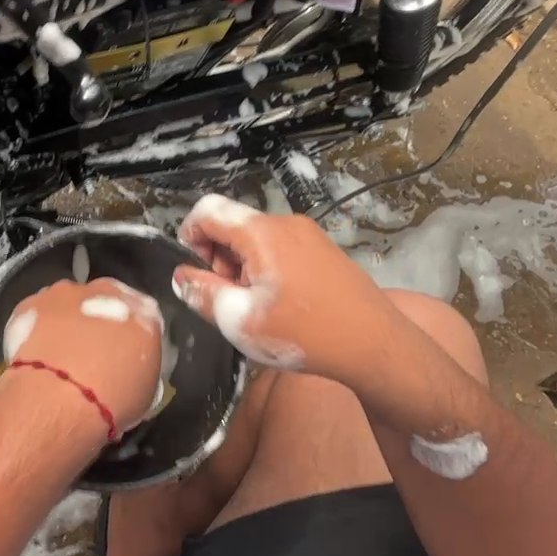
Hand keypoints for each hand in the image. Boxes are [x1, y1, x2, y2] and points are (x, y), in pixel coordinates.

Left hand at [0, 277, 164, 435]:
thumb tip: (128, 366)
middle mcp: (106, 292)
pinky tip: (33, 354)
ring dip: (65, 322)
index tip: (120, 355)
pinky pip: (37, 313)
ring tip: (56, 356)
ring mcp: (65, 293)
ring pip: (68, 303)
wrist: (58, 398)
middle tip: (87, 354)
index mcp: (143, 312)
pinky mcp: (30, 303)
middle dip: (96, 323)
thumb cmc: (112, 400)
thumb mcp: (144, 391)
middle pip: (104, 301)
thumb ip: (139, 366)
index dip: (128, 336)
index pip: (142, 317)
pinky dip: (35, 329)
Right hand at [170, 194, 402, 390]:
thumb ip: (202, 293)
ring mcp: (308, 235)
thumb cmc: (303, 333)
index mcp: (262, 233)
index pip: (207, 209)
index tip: (194, 272)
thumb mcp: (238, 320)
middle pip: (231, 224)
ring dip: (239, 266)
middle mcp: (286, 224)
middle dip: (216, 258)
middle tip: (225, 297)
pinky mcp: (322, 250)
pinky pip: (277, 247)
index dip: (189, 236)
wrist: (374, 346)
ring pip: (254, 238)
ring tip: (251, 305)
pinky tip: (276, 303)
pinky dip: (263, 269)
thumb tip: (182, 277)